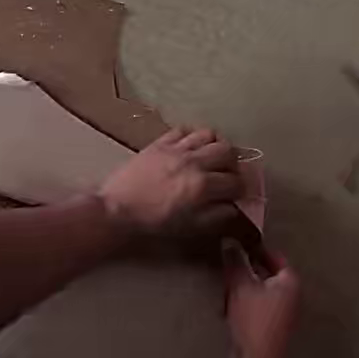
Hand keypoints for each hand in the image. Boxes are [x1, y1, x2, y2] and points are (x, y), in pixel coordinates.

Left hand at [99, 126, 242, 239]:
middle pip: (228, 151)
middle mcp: (194, 162)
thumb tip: (233, 207)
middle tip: (228, 172)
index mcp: (203, 186)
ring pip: (208, 134)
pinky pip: (183, 130)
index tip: (238, 193)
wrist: (117, 210)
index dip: (241, 188)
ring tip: (211, 155)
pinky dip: (192, 136)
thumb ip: (216, 216)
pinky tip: (190, 146)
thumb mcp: (190, 227)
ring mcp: (176, 149)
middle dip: (233, 163)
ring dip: (215, 144)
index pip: (235, 181)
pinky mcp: (160, 142)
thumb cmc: (154, 222)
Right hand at [221, 243, 299, 357]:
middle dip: (244, 272)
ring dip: (240, 289)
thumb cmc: (253, 321)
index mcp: (290, 281)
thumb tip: (229, 242)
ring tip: (224, 292)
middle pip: (265, 273)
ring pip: (258, 291)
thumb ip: (235, 262)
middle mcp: (291, 295)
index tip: (236, 243)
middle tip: (226, 269)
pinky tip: (226, 311)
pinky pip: (256, 307)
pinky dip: (242, 305)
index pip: (273, 256)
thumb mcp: (240, 287)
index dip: (255, 249)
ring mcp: (283, 312)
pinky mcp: (272, 327)